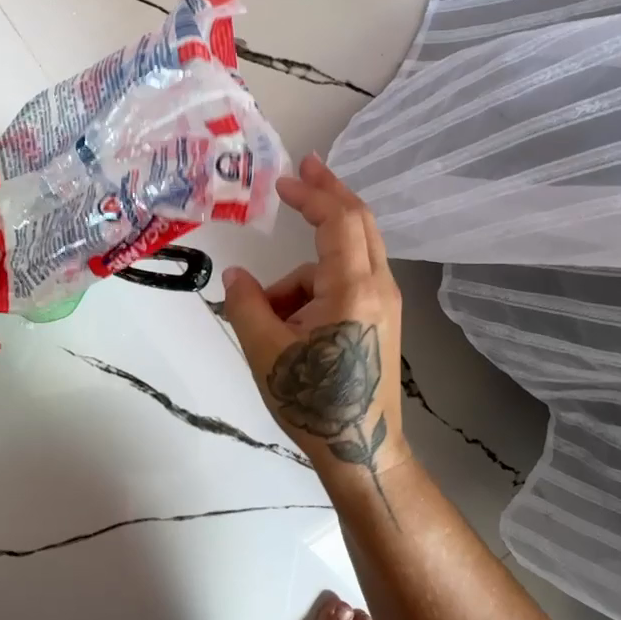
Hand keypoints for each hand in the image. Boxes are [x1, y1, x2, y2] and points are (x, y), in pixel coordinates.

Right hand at [222, 155, 408, 488]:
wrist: (361, 450)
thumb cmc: (312, 401)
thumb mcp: (264, 350)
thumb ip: (246, 302)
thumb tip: (236, 274)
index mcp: (353, 287)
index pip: (338, 220)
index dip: (310, 193)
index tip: (282, 179)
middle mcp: (378, 286)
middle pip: (358, 223)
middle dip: (328, 194)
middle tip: (303, 169)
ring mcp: (384, 304)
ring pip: (344, 260)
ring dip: (303, 271)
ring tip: (267, 318)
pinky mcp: (380, 321)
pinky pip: (345, 284)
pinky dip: (313, 290)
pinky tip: (288, 328)